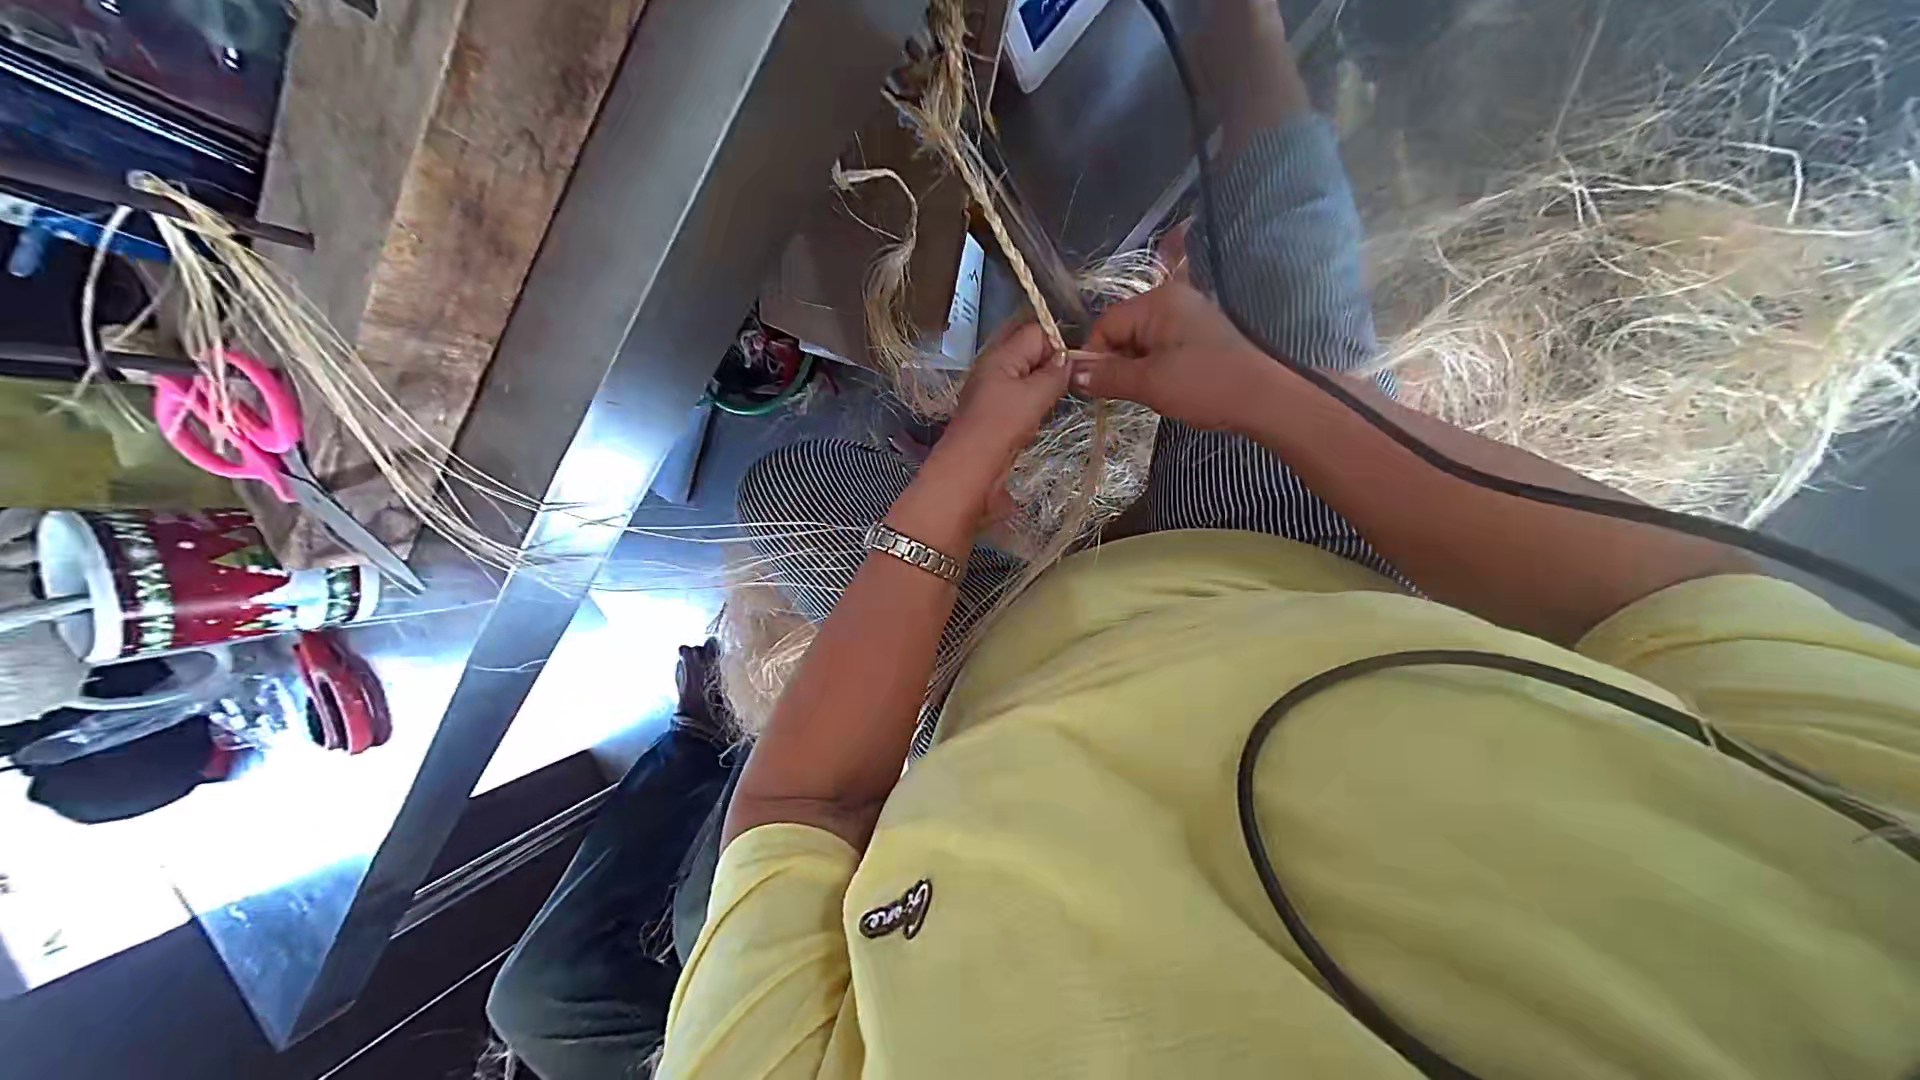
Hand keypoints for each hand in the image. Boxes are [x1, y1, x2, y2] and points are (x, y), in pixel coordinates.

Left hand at [936, 321, 1069, 476]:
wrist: (970, 467)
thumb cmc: (1001, 425)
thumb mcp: (1034, 395)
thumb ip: (1055, 374)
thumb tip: (1067, 359)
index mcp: (1001, 356)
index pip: (1036, 333)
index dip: (1058, 345)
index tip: (1076, 366)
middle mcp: (995, 369)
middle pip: (1031, 355)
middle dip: (1052, 367)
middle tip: (1070, 383)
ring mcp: (993, 392)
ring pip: (1027, 379)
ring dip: (1044, 389)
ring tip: (1057, 401)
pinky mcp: (995, 414)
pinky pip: (1021, 400)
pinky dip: (1033, 406)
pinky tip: (1040, 417)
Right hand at [1072, 283, 1277, 430]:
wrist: (1267, 399)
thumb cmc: (1206, 385)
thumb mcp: (1149, 384)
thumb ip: (1107, 377)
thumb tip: (1072, 375)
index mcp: (1158, 302)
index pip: (1105, 324)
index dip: (1094, 357)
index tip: (1095, 388)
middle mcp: (1172, 301)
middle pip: (1122, 331)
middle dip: (1117, 365)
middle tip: (1126, 394)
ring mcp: (1188, 318)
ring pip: (1140, 344)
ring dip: (1136, 371)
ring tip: (1152, 394)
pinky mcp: (1199, 337)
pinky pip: (1161, 350)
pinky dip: (1154, 371)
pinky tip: (1167, 390)